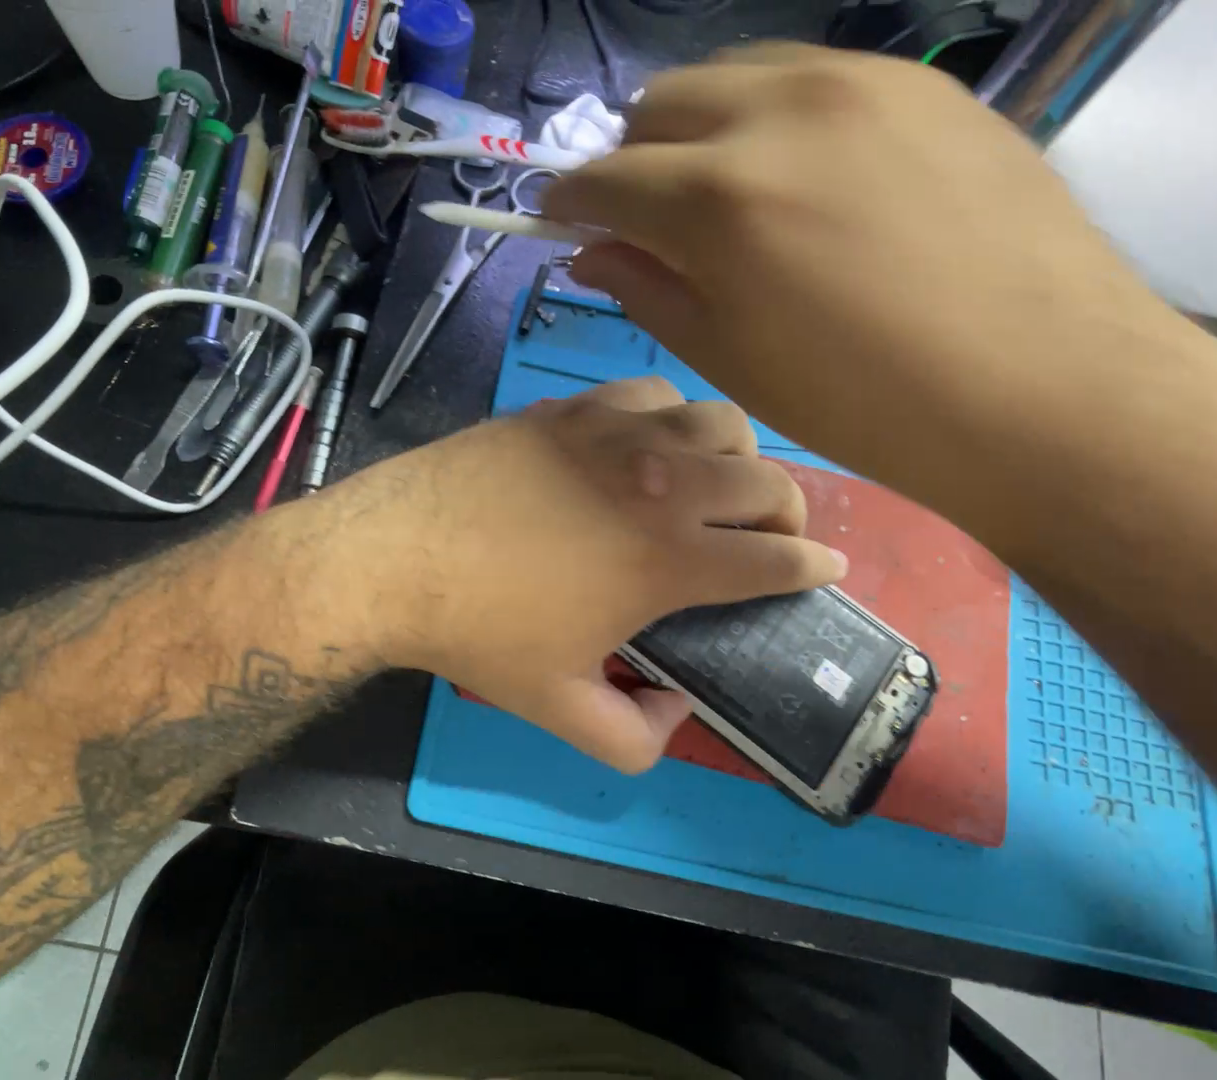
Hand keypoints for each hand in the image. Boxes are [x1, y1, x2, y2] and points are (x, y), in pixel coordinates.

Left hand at [317, 376, 844, 772]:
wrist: (393, 559)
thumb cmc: (479, 634)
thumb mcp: (561, 709)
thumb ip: (636, 737)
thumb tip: (675, 711)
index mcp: (668, 561)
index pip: (775, 560)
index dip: (812, 568)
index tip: (824, 569)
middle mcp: (660, 485)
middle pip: (767, 482)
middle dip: (790, 512)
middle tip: (774, 534)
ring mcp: (614, 435)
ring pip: (720, 421)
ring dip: (738, 455)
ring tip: (718, 482)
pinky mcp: (570, 408)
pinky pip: (652, 390)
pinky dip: (672, 414)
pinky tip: (650, 441)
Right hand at [542, 45, 1183, 490]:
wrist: (1040, 387)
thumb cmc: (862, 401)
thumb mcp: (730, 358)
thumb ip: (646, 289)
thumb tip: (590, 251)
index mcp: (720, 198)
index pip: (603, 178)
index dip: (567, 204)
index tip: (559, 225)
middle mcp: (780, 111)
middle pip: (658, 104)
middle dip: (632, 159)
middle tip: (648, 221)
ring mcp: (861, 83)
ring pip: (733, 74)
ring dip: (700, 128)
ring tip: (724, 194)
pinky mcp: (923, 85)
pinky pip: (812, 76)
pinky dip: (774, 117)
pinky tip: (803, 178)